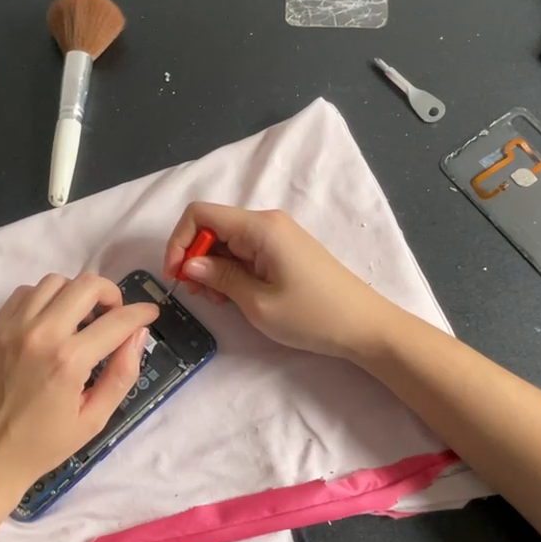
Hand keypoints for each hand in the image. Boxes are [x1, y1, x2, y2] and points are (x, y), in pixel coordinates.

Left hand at [0, 274, 159, 511]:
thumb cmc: (42, 446)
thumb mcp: (93, 419)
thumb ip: (122, 374)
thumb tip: (138, 335)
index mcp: (69, 361)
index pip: (117, 320)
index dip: (141, 313)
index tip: (150, 314)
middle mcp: (41, 334)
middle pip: (86, 285)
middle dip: (111, 294)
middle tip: (114, 317)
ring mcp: (12, 327)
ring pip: (55, 282)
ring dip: (76, 294)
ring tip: (81, 320)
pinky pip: (25, 293)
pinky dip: (45, 298)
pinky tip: (51, 323)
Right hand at [162, 203, 397, 359]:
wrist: (365, 327)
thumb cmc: (313, 315)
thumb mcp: (258, 302)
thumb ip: (220, 278)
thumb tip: (191, 265)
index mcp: (260, 227)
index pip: (200, 214)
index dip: (179, 241)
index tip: (176, 276)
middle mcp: (267, 223)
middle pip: (212, 227)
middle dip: (194, 258)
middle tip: (197, 295)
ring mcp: (277, 237)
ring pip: (226, 242)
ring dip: (211, 268)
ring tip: (217, 301)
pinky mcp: (283, 252)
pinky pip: (244, 253)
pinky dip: (230, 272)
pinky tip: (234, 297)